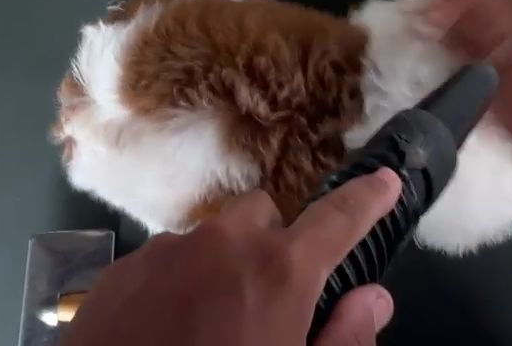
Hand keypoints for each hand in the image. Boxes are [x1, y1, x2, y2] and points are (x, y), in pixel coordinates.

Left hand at [60, 170, 400, 345]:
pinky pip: (165, 259)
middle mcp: (226, 242)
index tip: (387, 180)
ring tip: (205, 330)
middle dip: (273, 245)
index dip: (367, 200)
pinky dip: (176, 285)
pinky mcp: (124, 267)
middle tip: (267, 302)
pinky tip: (163, 334)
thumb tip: (375, 298)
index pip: (338, 220)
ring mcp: (169, 249)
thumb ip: (342, 341)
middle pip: (264, 216)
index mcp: (279, 272)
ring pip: (210, 239)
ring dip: (220, 267)